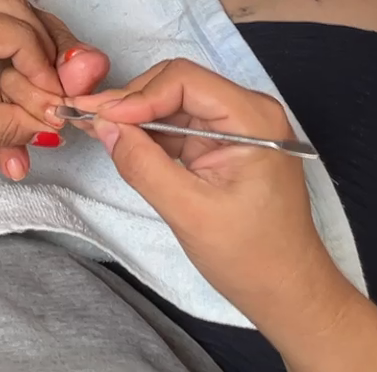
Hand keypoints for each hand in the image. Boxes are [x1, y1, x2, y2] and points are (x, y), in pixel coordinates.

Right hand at [72, 59, 346, 335]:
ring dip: (132, 115)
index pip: (184, 80)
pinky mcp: (218, 141)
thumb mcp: (190, 213)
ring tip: (92, 124)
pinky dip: (143, 130)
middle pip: (174, 83)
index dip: (140, 95)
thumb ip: (143, 165)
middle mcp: (244, 109)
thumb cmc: (253, 258)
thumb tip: (102, 125)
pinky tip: (115, 137)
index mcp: (252, 117)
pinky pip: (173, 122)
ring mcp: (231, 124)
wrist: (289, 296)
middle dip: (131, 102)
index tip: (102, 118)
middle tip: (87, 117)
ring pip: (169, 100)